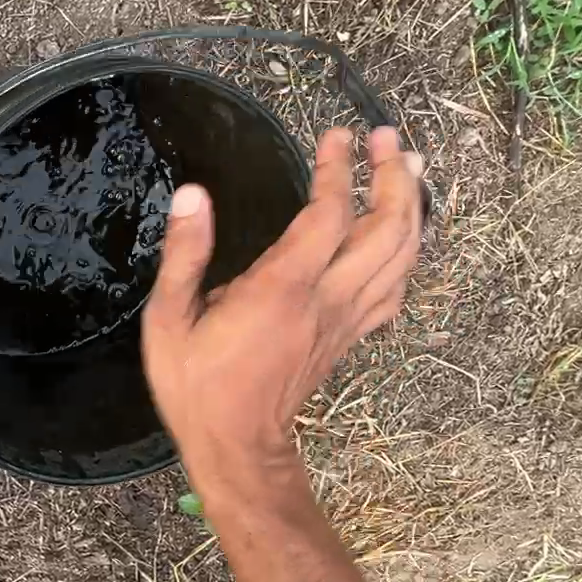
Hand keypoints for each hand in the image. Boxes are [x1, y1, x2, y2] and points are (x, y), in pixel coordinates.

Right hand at [142, 126, 423, 503]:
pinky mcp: (349, 337)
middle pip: (388, 229)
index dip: (337, 170)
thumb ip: (183, 255)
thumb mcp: (168, 319)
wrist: (236, 446)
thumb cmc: (196, 384)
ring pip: (403, 257)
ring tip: (409, 167)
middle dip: (394, 176)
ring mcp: (345, 320)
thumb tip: (191, 194)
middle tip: (385, 138)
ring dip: (412, 207)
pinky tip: (402, 238)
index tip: (335, 135)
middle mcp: (327, 299)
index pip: (328, 214)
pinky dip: (407, 254)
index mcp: (282, 288)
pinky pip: (395, 289)